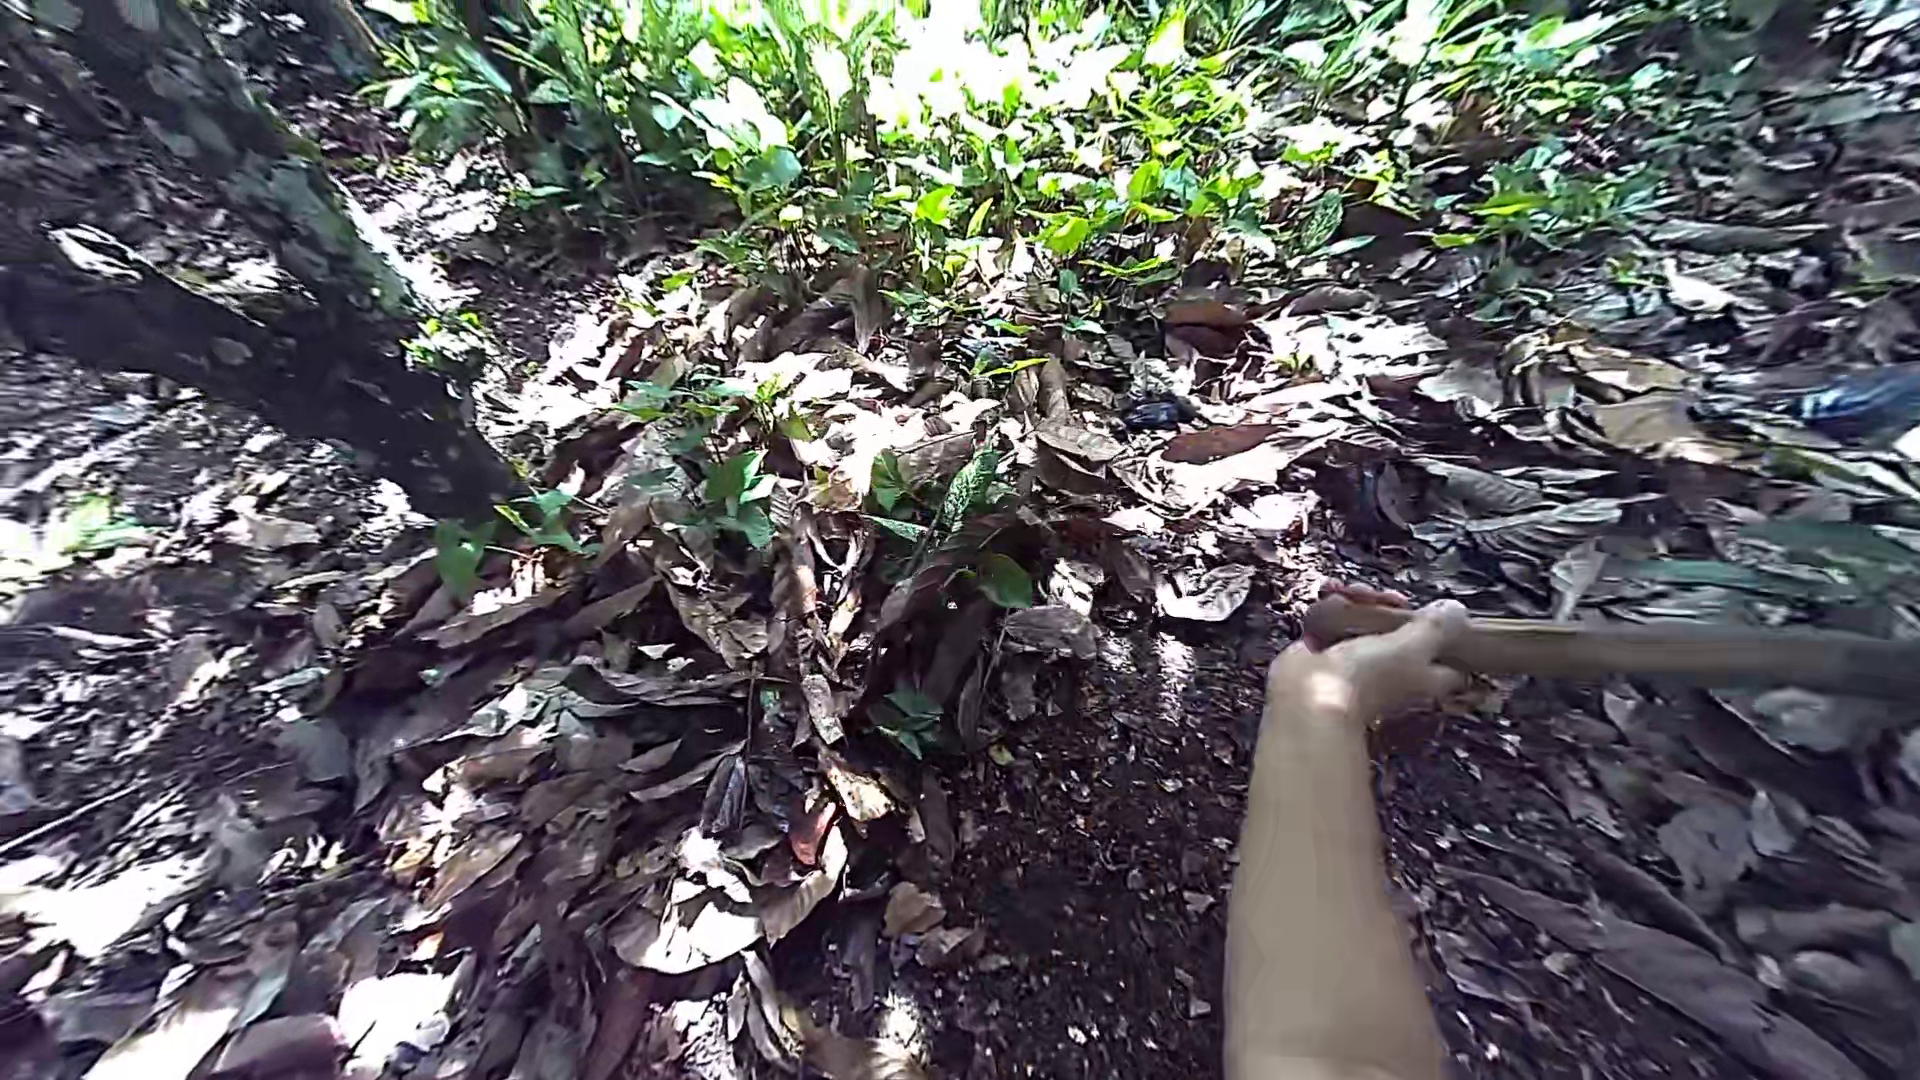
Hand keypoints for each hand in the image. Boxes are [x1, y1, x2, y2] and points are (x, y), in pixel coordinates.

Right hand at [1266, 584, 1467, 723]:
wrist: (1309, 693)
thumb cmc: (1368, 675)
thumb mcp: (1411, 647)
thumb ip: (1434, 628)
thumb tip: (1458, 609)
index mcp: (1423, 675)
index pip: (1447, 659)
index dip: (1444, 634)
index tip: (1434, 611)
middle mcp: (1393, 669)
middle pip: (1402, 630)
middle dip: (1391, 607)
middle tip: (1382, 597)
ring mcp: (1357, 660)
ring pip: (1367, 622)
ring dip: (1359, 602)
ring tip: (1349, 592)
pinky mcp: (1324, 651)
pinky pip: (1334, 621)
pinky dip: (1331, 606)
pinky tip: (1329, 592)